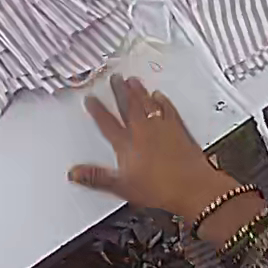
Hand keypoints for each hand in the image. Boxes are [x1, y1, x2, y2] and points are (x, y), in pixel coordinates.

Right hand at [69, 75, 258, 232]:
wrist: (192, 187)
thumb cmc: (160, 188)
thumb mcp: (122, 187)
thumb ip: (97, 178)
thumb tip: (75, 174)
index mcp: (127, 144)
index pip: (107, 123)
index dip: (97, 110)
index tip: (91, 99)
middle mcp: (143, 131)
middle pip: (128, 106)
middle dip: (119, 91)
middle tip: (114, 79)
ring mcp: (162, 128)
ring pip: (147, 103)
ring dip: (139, 91)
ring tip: (132, 80)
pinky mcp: (179, 129)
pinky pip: (168, 109)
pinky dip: (162, 101)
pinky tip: (160, 95)